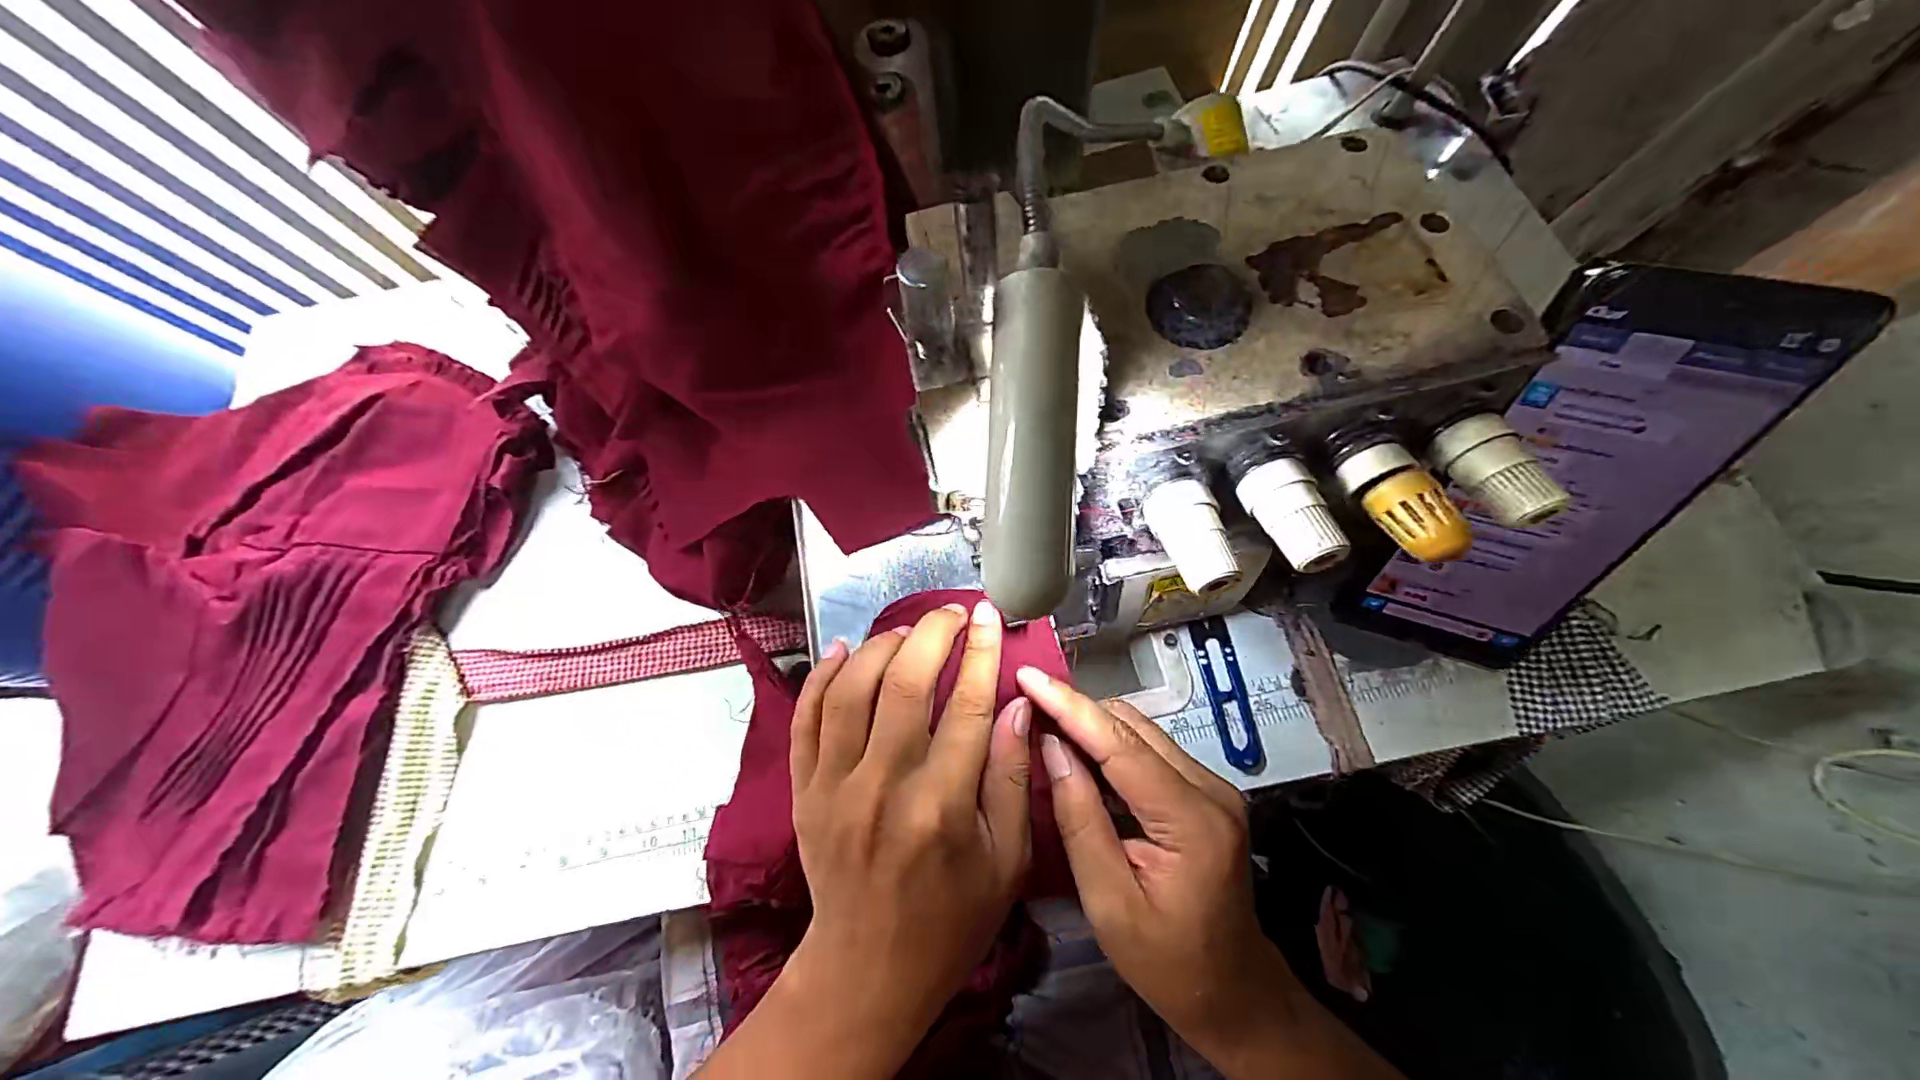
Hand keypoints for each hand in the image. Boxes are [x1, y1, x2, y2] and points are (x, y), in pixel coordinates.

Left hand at [702, 601, 1030, 1078]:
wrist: (869, 967)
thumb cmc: (950, 919)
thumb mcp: (1006, 860)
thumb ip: (1011, 777)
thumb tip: (1017, 705)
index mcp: (941, 808)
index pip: (965, 707)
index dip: (980, 653)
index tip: (988, 616)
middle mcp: (882, 788)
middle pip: (902, 685)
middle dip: (932, 635)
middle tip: (952, 614)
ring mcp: (833, 787)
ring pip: (849, 691)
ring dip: (879, 647)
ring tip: (908, 633)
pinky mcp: (804, 791)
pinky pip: (806, 718)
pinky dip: (823, 676)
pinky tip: (845, 650)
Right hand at [1017, 667, 1400, 1079]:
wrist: (1233, 992)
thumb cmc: (1167, 962)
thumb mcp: (1108, 902)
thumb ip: (1079, 819)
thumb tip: (1050, 747)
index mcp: (1191, 820)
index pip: (1120, 744)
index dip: (1069, 706)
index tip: (1027, 677)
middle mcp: (1210, 789)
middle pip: (1132, 725)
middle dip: (1075, 711)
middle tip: (1023, 712)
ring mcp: (1212, 787)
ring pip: (1140, 731)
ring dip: (1090, 726)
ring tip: (1041, 729)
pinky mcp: (1205, 791)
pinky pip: (1148, 750)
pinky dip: (1108, 746)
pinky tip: (1076, 756)